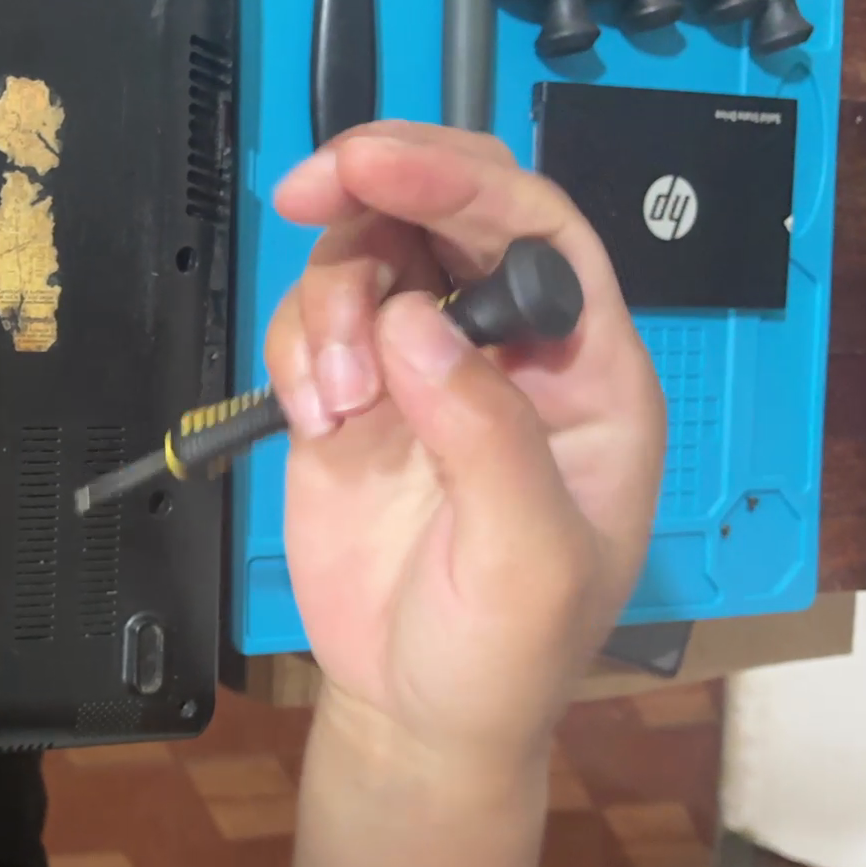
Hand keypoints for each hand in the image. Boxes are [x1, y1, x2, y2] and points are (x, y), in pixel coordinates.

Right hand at [265, 122, 664, 769]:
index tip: (366, 167)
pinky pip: (303, 334)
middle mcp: (488, 352)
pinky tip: (307, 418)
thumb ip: (485, 436)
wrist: (408, 699)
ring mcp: (405, 376)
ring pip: (353, 272)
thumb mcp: (527, 558)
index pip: (530, 231)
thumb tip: (411, 323)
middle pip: (433, 221)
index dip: (456, 180)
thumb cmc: (500, 648)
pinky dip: (290, 356)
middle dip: (370, 193)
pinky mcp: (337, 404)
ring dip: (322, 312)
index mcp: (575, 369)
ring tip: (326, 403)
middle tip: (302, 191)